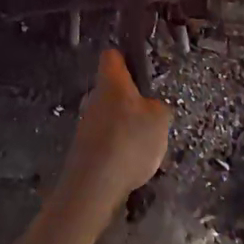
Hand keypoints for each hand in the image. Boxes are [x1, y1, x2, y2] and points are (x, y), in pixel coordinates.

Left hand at [61, 50, 171, 207]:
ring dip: (125, 126)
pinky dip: (118, 148)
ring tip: (145, 146)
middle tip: (150, 114)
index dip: (126, 57)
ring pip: (109, 116)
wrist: (93, 187)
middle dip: (130, 99)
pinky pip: (106, 139)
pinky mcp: (83, 150)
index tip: (140, 67)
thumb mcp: (160, 118)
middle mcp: (93, 98)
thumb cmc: (129, 140)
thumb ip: (157, 107)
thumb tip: (149, 107)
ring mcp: (85, 125)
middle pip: (111, 89)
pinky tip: (131, 165)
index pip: (112, 56)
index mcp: (110, 82)